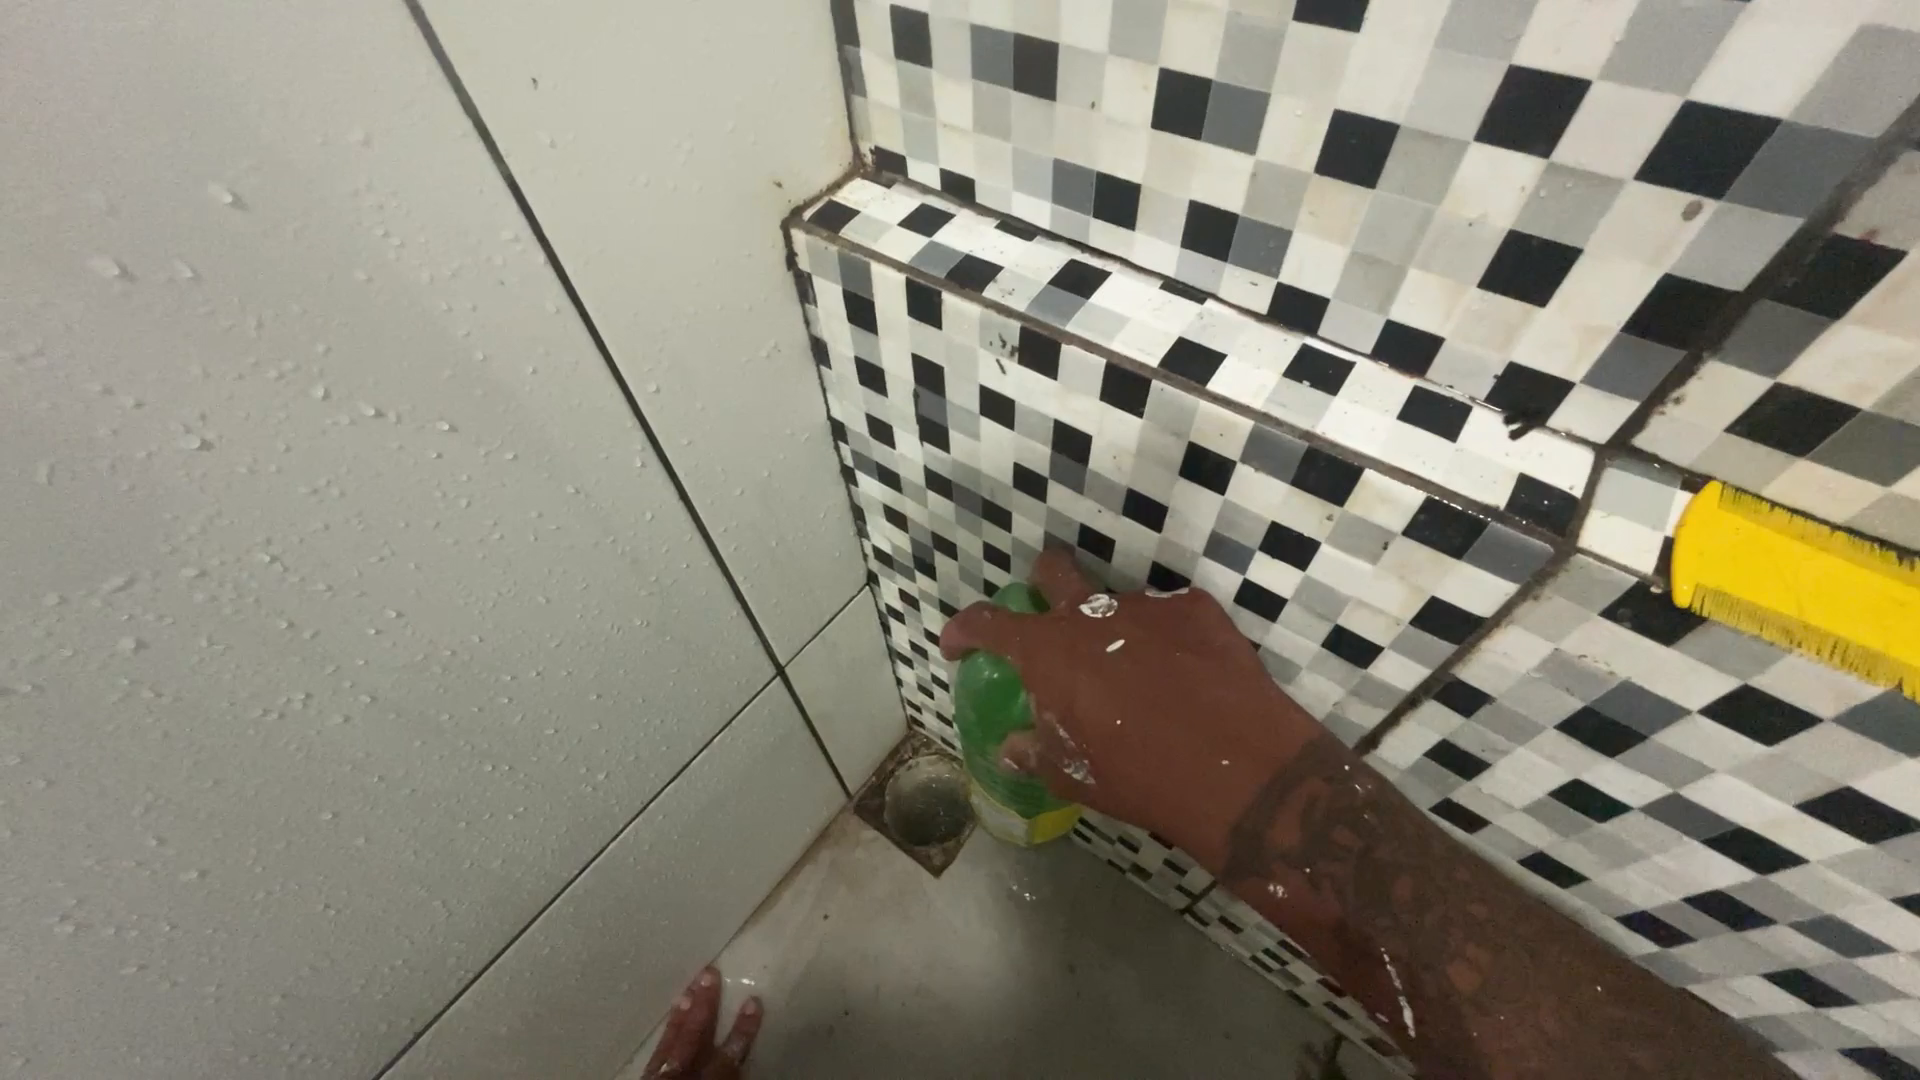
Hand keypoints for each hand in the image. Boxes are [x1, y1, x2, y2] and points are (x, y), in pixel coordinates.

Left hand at [639, 966, 760, 1079]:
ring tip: (689, 989)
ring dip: (681, 1017)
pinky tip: (670, 1021)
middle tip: (710, 972)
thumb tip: (746, 1067)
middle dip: (704, 1007)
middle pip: (694, 1041)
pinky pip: (655, 1058)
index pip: (728, 1058)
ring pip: (670, 1045)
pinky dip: (665, 1036)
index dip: (743, 1030)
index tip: (754, 1002)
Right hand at [938, 549, 1326, 871]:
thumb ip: (1035, 751)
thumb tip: (1012, 746)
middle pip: (1052, 570)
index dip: (964, 629)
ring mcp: (1148, 606)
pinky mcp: (1197, 609)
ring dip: (1110, 627)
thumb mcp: (1075, 776)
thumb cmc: (1142, 777)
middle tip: (1049, 625)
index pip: (988, 623)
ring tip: (1135, 673)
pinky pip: (1166, 614)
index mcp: (1050, 651)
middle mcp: (1092, 615)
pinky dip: (1162, 638)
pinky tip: (1182, 675)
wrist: (1241, 772)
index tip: (957, 643)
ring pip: (1114, 600)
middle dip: (1040, 586)